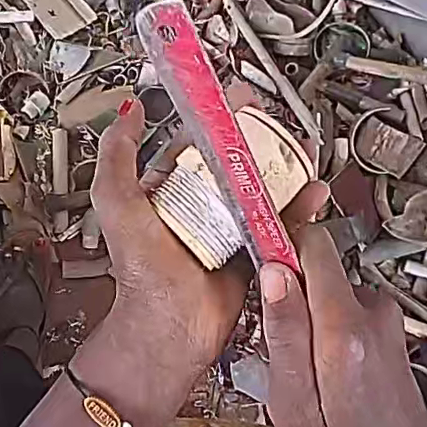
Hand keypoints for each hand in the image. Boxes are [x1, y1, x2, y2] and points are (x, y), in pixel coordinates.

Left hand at [80, 97, 327, 422]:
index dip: (218, 121)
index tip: (237, 102)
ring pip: (263, 189)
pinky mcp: (254, 251)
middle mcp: (202, 206)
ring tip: (301, 150)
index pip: (197, 145)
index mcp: (170, 192)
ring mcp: (230, 228)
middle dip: (260, 141)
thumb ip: (118, 157)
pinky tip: (310, 192)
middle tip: (278, 123)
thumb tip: (127, 113)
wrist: (171, 324)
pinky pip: (281, 223)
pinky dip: (298, 207)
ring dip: (285, 168)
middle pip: (237, 163)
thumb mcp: (117, 204)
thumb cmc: (141, 270)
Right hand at [258, 225, 426, 426]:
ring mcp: (384, 316)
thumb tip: (272, 272)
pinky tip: (321, 368)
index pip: (311, 245)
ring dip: (304, 315)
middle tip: (273, 341)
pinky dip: (322, 326)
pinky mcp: (386, 324)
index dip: (278, 246)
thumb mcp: (293, 403)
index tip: (256, 261)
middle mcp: (372, 312)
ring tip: (299, 364)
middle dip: (285, 292)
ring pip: (324, 287)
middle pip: (315, 266)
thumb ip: (284, 332)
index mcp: (344, 329)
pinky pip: (339, 305)